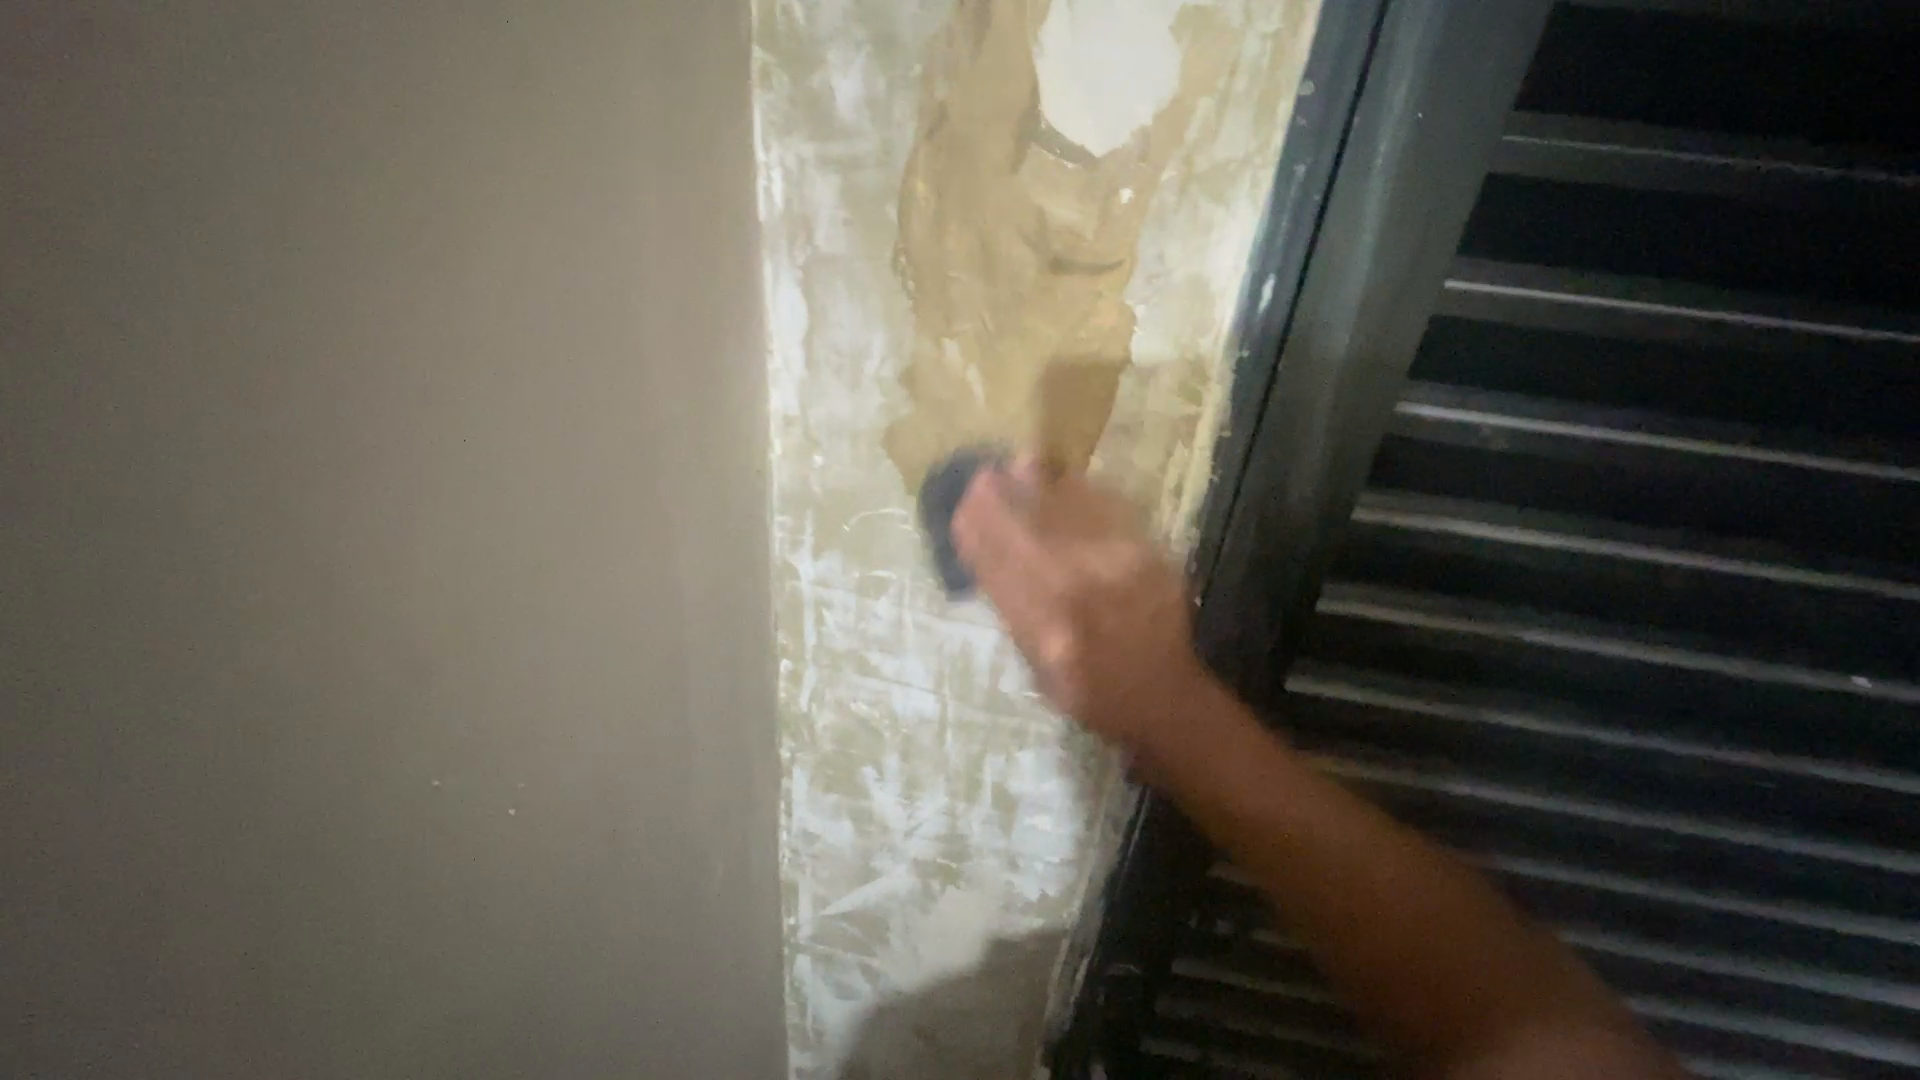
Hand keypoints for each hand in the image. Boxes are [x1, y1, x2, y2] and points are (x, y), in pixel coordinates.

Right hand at [950, 458, 1209, 751]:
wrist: (1162, 696)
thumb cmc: (1089, 692)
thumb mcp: (1037, 669)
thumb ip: (1016, 615)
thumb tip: (990, 561)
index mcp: (1045, 630)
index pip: (999, 569)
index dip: (977, 535)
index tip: (961, 510)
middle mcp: (1079, 595)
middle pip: (1029, 534)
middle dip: (1001, 502)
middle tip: (983, 475)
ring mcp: (1118, 570)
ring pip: (1068, 516)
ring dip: (1040, 487)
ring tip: (1019, 464)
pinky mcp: (1149, 557)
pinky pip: (1109, 514)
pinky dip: (1083, 494)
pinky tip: (1065, 479)